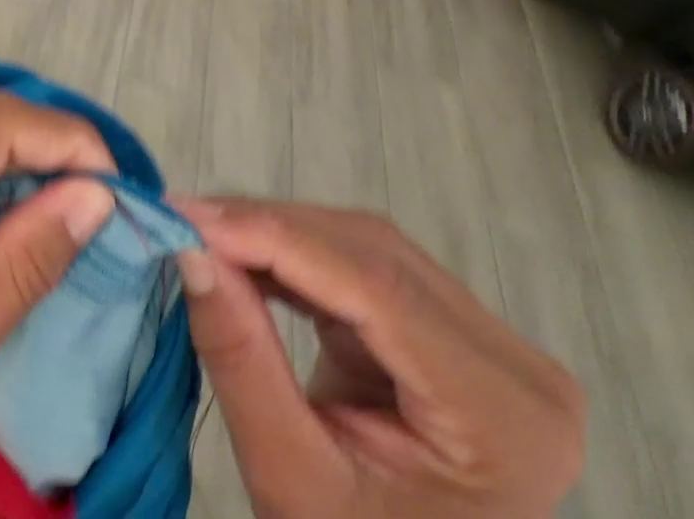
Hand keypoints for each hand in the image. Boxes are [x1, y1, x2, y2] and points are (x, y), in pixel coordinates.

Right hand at [175, 199, 586, 518]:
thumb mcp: (289, 476)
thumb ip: (241, 359)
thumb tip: (190, 253)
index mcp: (502, 414)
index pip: (378, 288)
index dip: (276, 238)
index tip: (186, 217)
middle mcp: (515, 365)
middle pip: (376, 256)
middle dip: (267, 227)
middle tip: (179, 218)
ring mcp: (486, 347)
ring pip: (365, 251)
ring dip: (274, 235)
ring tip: (196, 231)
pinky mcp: (444, 337)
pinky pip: (359, 273)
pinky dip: (290, 260)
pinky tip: (237, 255)